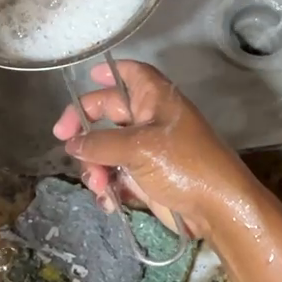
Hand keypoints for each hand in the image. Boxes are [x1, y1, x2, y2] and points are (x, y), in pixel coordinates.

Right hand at [51, 60, 261, 238]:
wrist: (217, 209)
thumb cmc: (184, 165)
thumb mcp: (138, 148)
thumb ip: (99, 143)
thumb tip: (71, 143)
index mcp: (155, 99)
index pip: (131, 74)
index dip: (111, 72)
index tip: (89, 77)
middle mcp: (150, 120)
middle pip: (109, 113)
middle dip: (86, 129)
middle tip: (64, 142)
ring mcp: (148, 150)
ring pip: (107, 149)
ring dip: (95, 165)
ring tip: (98, 185)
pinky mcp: (147, 178)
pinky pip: (116, 175)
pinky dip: (108, 186)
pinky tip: (107, 200)